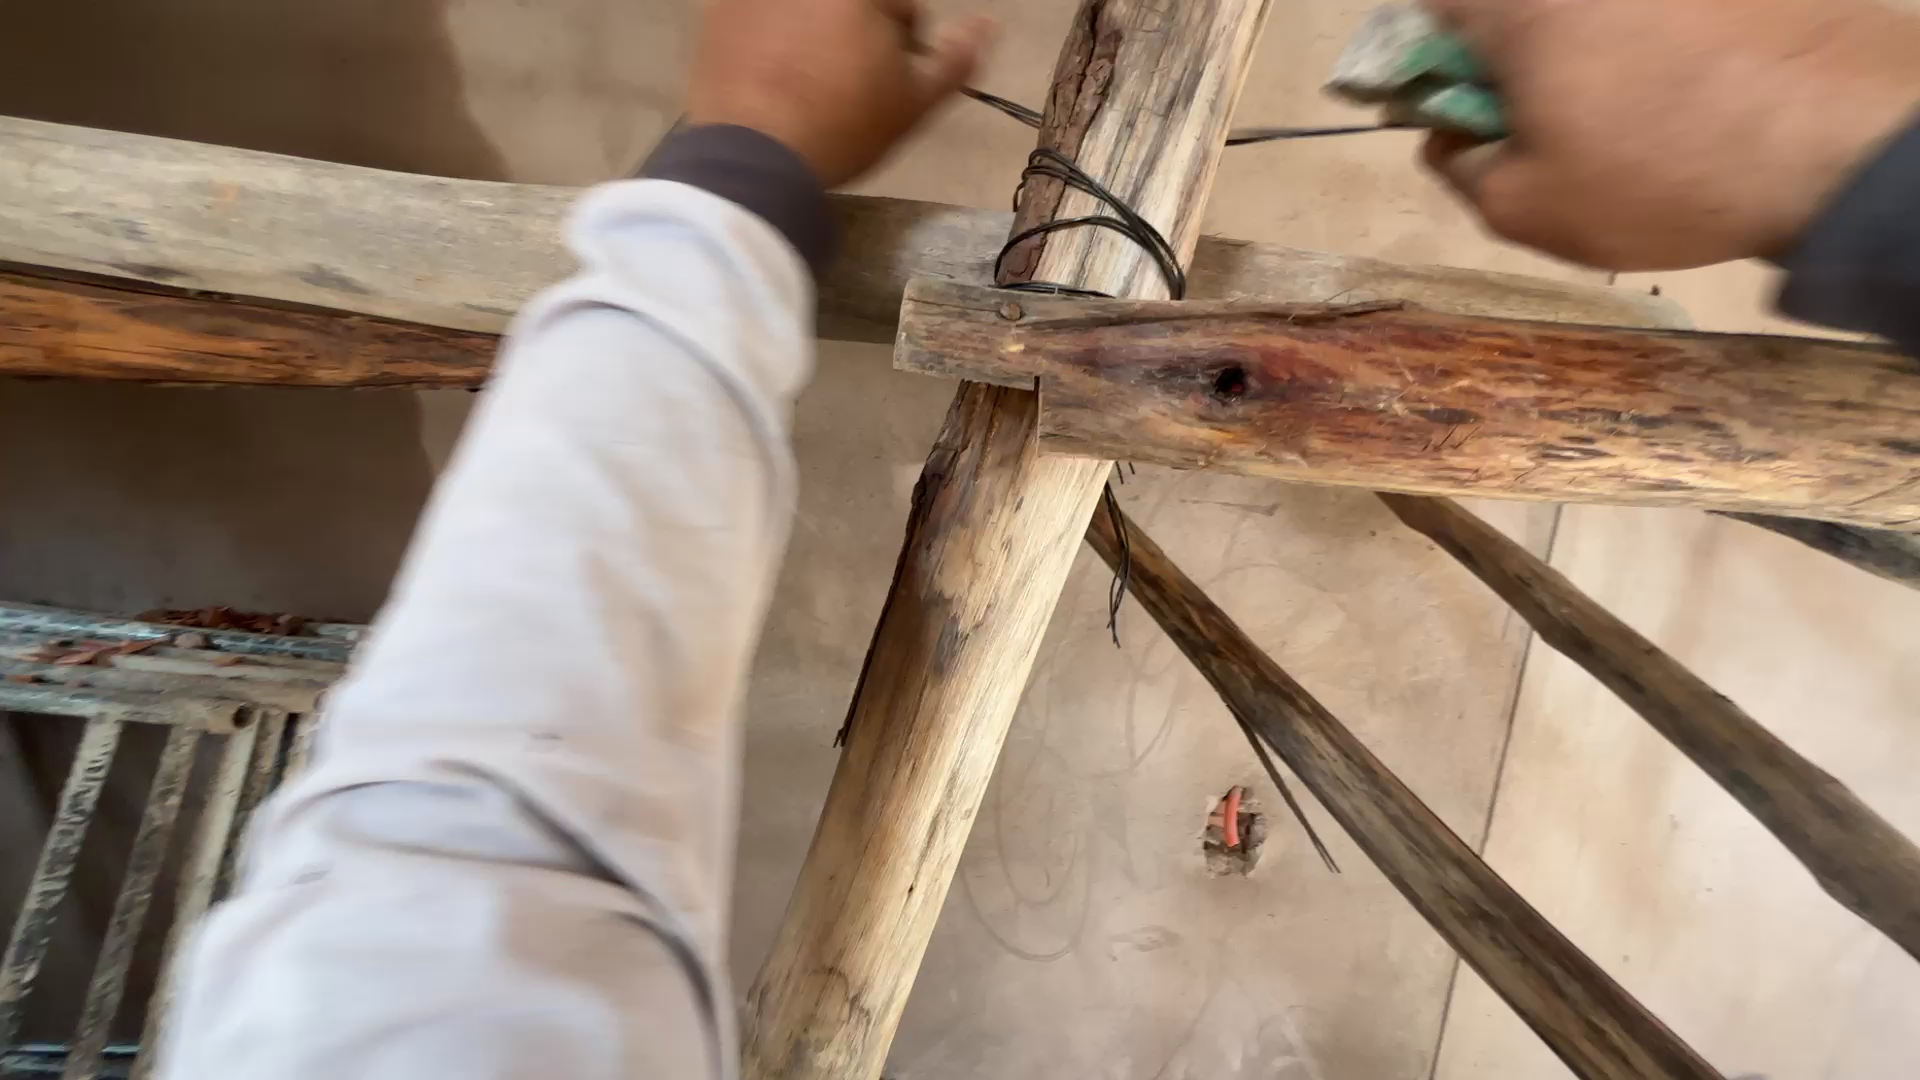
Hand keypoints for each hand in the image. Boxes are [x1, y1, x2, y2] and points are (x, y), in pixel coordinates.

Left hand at [686, 0, 995, 188]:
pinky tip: (769, 76)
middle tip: (845, 88)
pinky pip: (759, 14)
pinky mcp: (720, 6)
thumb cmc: (843, 129)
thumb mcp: (912, 105)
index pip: (905, 11)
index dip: (903, 51)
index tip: (884, 89)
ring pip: (806, 12)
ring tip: (805, 83)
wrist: (757, 156)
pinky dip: (768, 34)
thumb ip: (954, 62)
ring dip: (813, 32)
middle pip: (853, 7)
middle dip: (856, 35)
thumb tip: (987, 26)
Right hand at [1422, 0, 1919, 269]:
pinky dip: (1636, 42)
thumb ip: (1456, 164)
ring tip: (1592, 109)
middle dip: (1494, 55)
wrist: (1848, 148)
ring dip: (1566, 53)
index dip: (1417, 50)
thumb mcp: (1514, 206)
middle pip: (1513, 7)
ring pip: (1583, 14)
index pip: (1439, 3)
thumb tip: (1448, 132)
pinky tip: (1663, 90)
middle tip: (1506, 115)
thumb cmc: (1649, 183)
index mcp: (1530, 14)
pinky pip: (1653, 13)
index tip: (1427, 96)